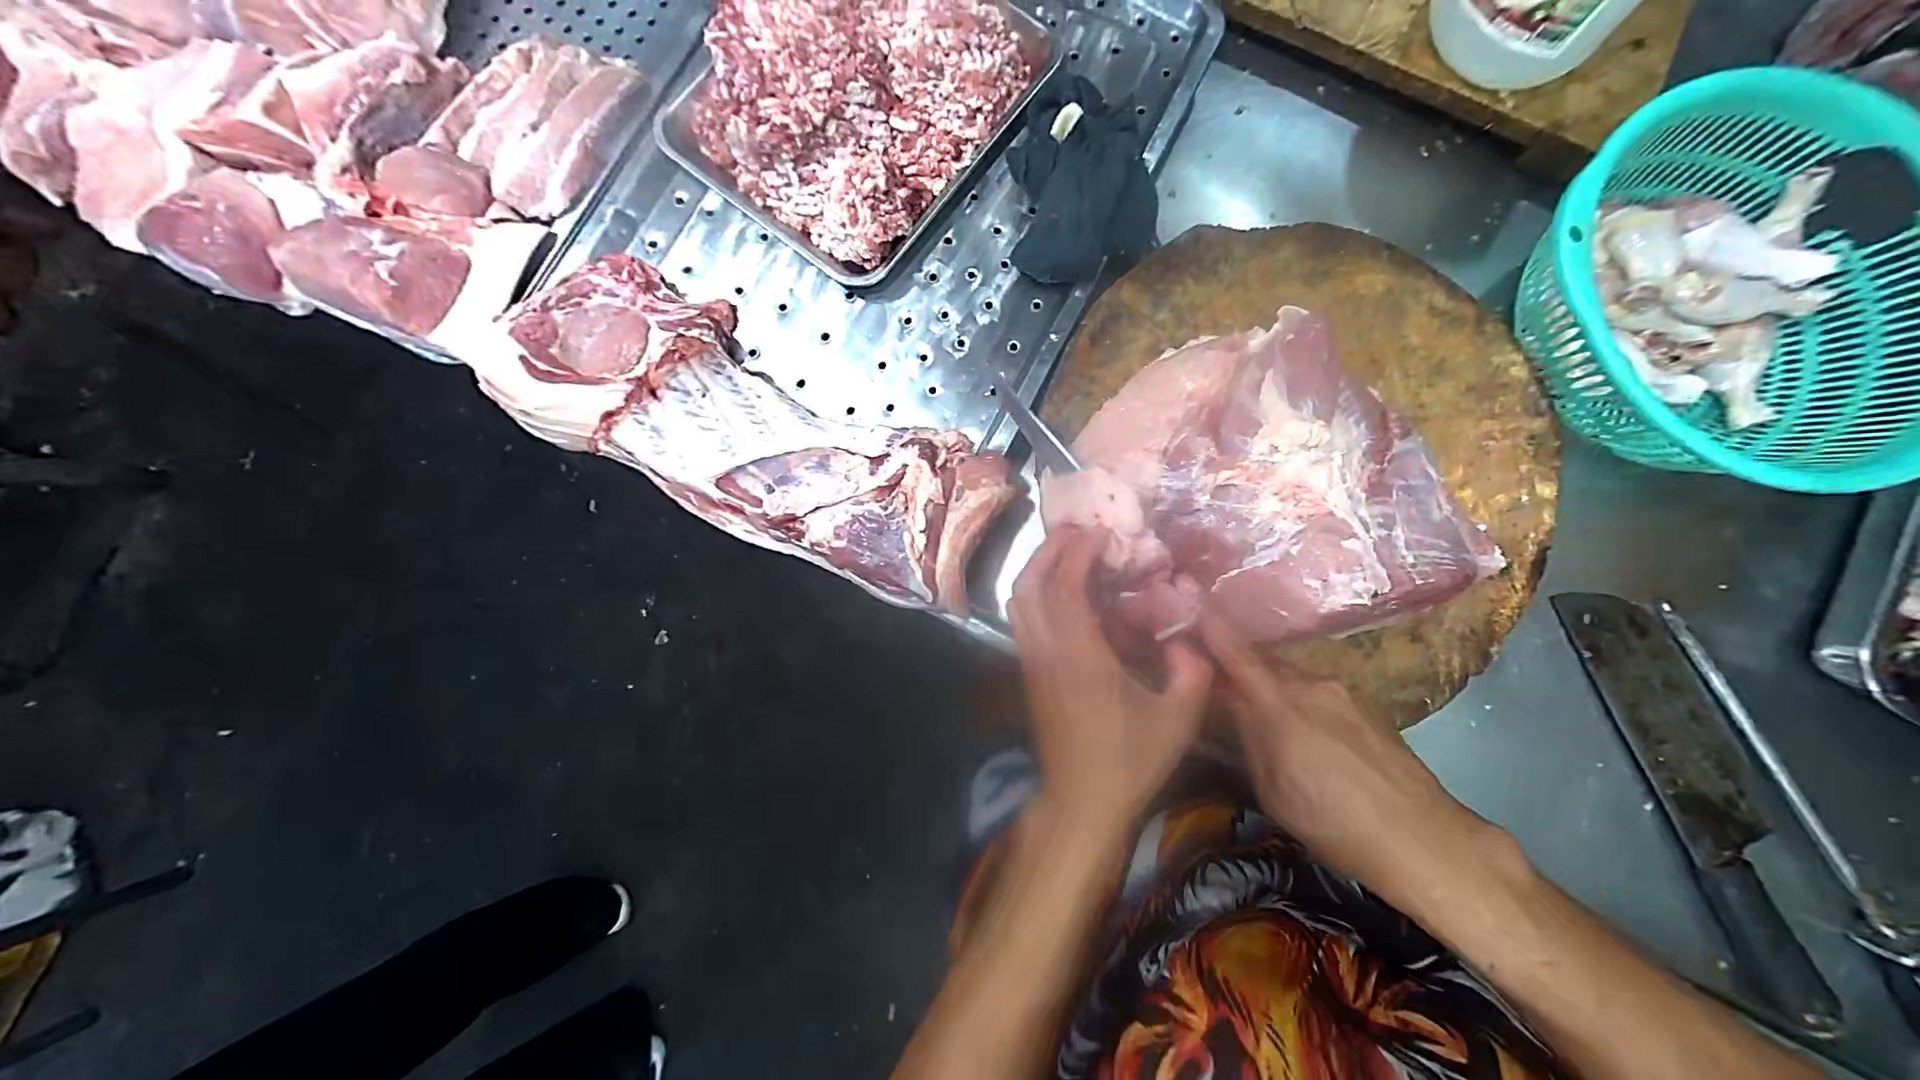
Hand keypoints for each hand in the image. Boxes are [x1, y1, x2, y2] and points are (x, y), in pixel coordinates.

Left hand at [1010, 527, 1213, 833]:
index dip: (1079, 552)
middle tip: (1078, 530)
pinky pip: (1023, 619)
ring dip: (1038, 568)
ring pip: (1019, 602)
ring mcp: (1032, 663)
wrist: (1082, 801)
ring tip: (1068, 551)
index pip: (1065, 587)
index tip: (1102, 532)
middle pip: (1029, 585)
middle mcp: (1046, 652)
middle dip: (1049, 549)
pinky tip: (1065, 593)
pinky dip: (1037, 592)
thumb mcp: (1179, 718)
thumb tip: (1185, 635)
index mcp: (1080, 657)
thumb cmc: (1131, 762)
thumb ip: (1191, 669)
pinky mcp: (1030, 674)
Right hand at [1200, 616, 1501, 908]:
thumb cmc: (1333, 823)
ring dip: (1268, 685)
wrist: (1424, 841)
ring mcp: (1344, 691)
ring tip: (1257, 710)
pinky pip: (1316, 689)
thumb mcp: (1272, 789)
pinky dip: (1297, 696)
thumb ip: (1250, 736)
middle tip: (1214, 679)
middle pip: (1263, 663)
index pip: (1237, 654)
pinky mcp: (1366, 704)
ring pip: (1291, 676)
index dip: (1212, 628)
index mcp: (1282, 705)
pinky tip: (1301, 727)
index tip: (1192, 605)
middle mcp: (1313, 684)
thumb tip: (1232, 701)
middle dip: (1236, 665)